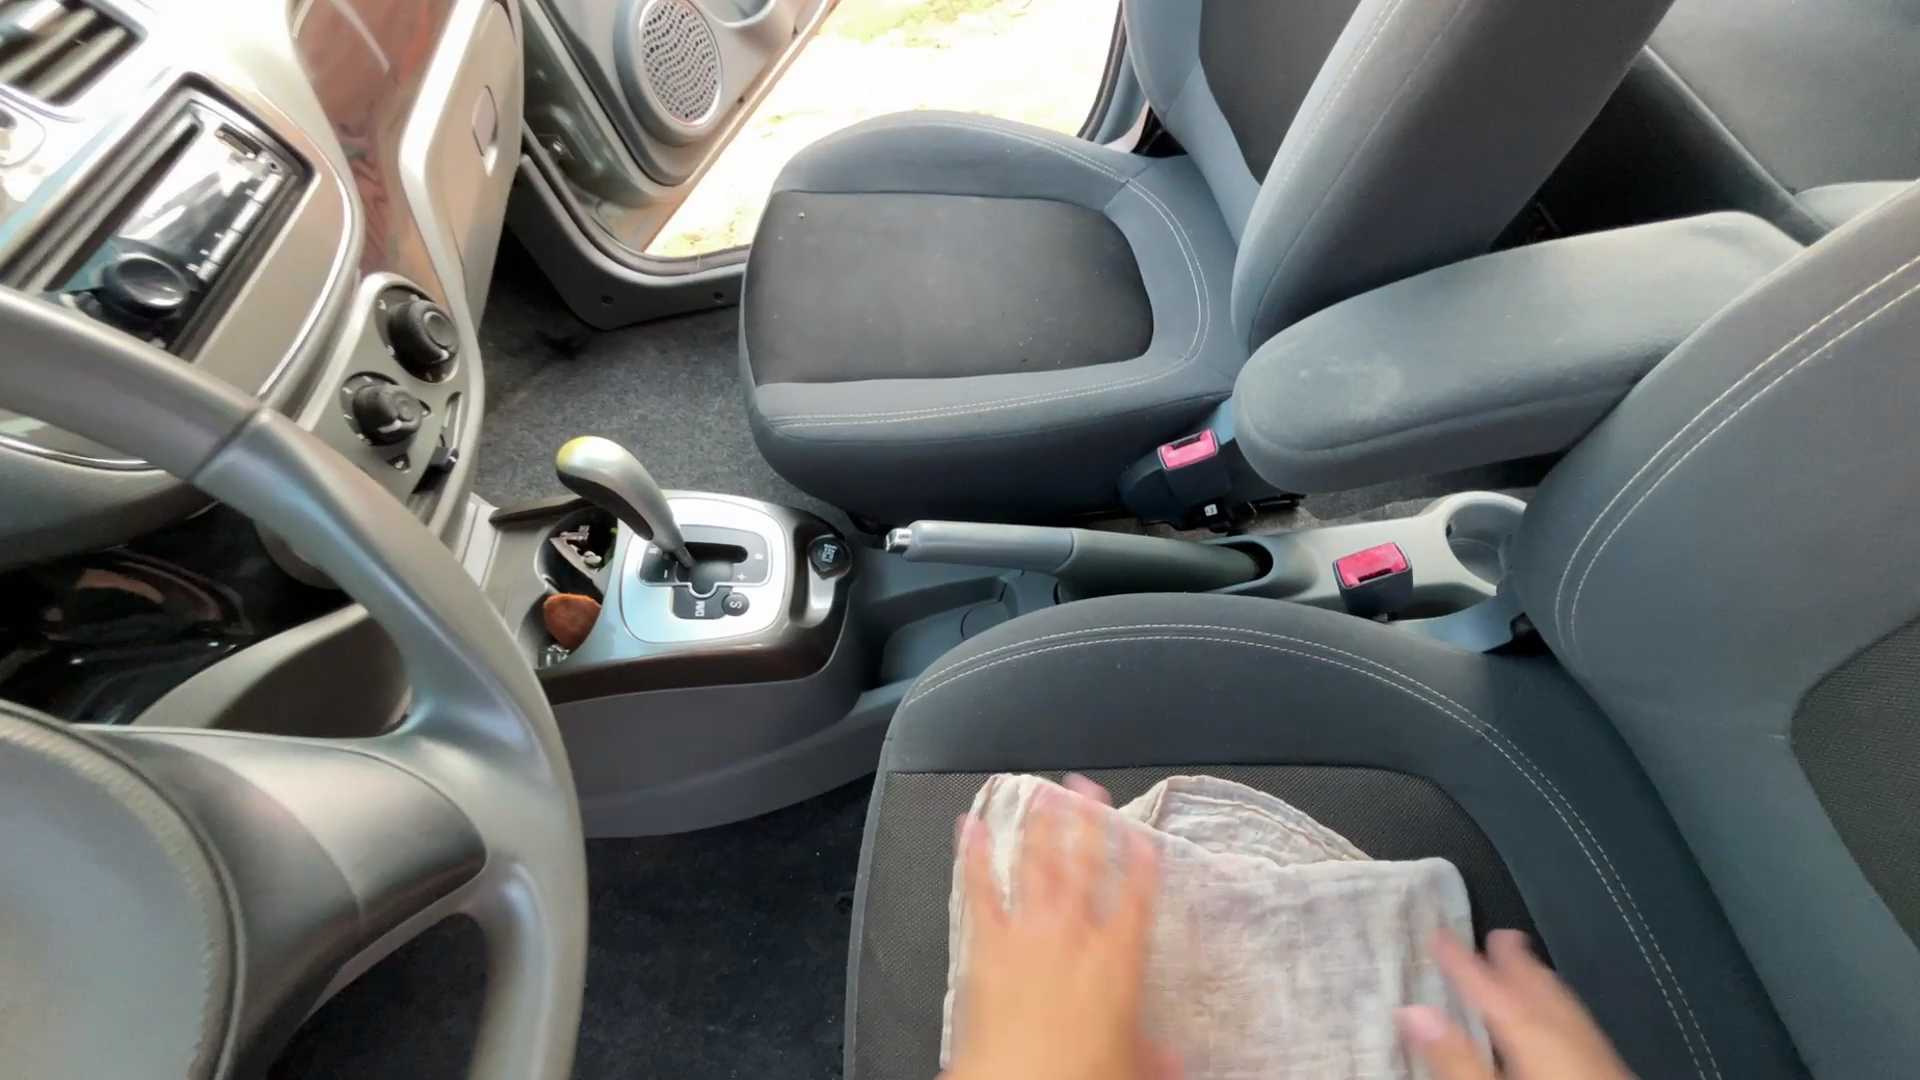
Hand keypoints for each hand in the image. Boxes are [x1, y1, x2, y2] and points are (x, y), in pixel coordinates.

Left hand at [943, 776, 1176, 1079]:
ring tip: (1040, 792)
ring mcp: (1028, 930)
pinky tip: (970, 826)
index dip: (1140, 862)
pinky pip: (980, 888)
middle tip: (1085, 788)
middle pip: (1083, 863)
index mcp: (1114, 959)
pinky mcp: (987, 940)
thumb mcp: (1131, 1064)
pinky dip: (974, 855)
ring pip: (1035, 863)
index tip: (1141, 835)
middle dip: (1086, 820)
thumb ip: (1151, 1048)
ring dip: (1039, 824)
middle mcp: (1072, 932)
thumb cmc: (1079, 1076)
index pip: (1134, 897)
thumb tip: (1172, 1059)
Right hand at [1399, 930, 1637, 1079]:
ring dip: (1546, 990)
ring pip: (1572, 1019)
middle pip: (1542, 1000)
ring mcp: (1603, 1071)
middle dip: (1518, 967)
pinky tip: (1563, 1030)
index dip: (1462, 962)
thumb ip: (1455, 1060)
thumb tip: (1412, 1010)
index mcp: (1538, 1045)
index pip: (1492, 993)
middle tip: (1496, 935)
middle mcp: (1574, 1049)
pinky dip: (1566, 1019)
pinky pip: (1588, 1039)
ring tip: (1529, 969)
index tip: (1439, 933)